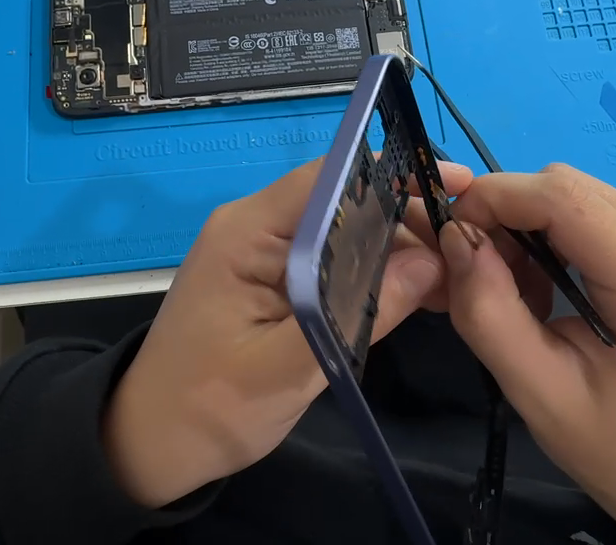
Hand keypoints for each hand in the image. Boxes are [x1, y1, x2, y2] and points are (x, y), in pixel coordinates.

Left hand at [103, 158, 464, 507]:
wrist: (149, 441)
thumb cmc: (208, 407)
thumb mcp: (289, 369)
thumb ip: (359, 313)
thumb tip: (429, 263)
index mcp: (248, 231)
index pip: (328, 178)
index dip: (393, 174)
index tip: (454, 184)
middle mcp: (256, 224)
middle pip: (342, 198)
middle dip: (404, 216)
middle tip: (466, 246)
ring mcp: (263, 247)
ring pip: (342, 226)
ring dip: (395, 246)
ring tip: (454, 271)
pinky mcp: (273, 273)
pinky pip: (331, 254)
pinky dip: (372, 269)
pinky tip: (414, 288)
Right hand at [438, 165, 615, 544]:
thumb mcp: (538, 394)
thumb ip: (488, 312)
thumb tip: (455, 235)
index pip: (564, 197)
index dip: (496, 198)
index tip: (452, 234)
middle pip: (567, 186)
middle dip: (507, 213)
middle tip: (480, 271)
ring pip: (574, 190)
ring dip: (527, 223)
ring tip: (515, 285)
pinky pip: (590, 208)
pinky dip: (550, 232)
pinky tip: (545, 281)